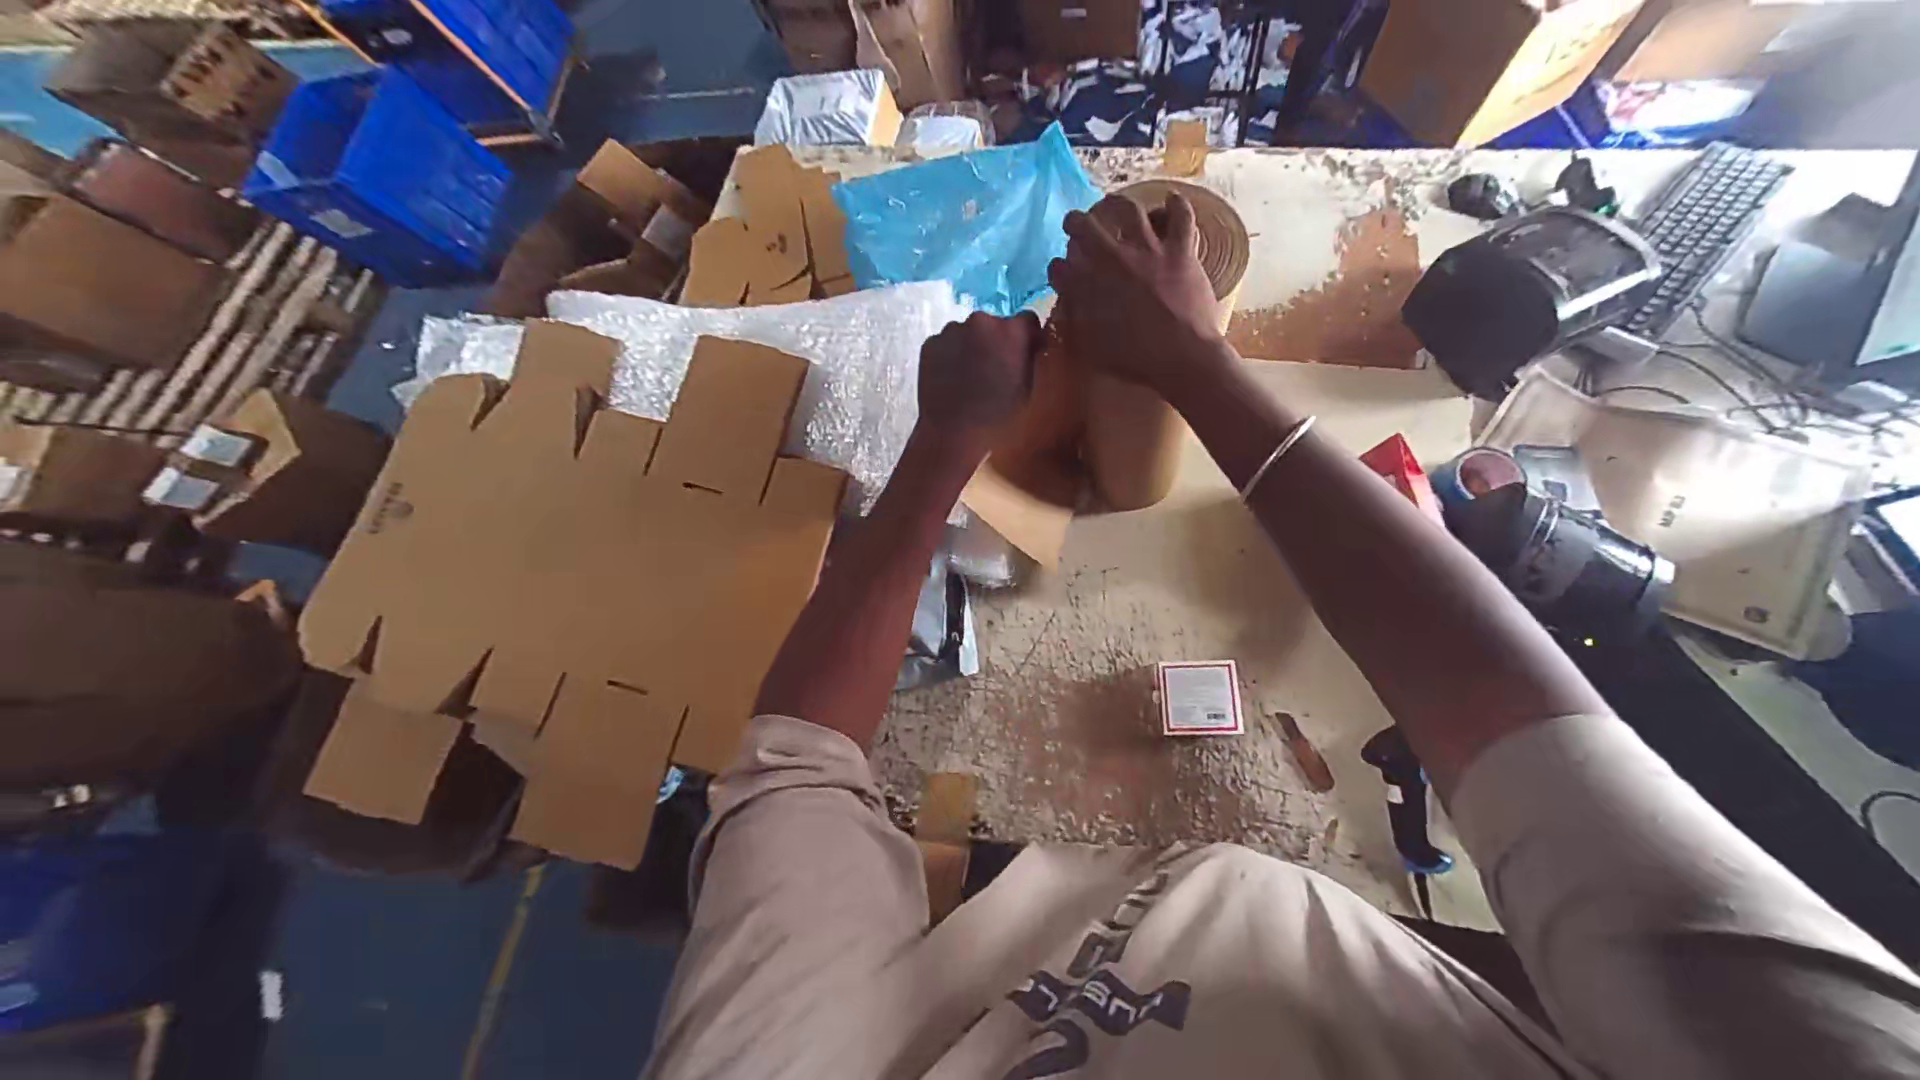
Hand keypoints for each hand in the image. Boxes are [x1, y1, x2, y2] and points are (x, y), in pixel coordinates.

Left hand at [917, 310, 1041, 438]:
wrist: (953, 433)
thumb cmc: (998, 417)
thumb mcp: (1027, 387)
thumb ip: (1028, 357)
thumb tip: (1029, 344)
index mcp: (1013, 331)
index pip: (1027, 319)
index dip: (1025, 336)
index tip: (1021, 352)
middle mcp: (982, 321)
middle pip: (993, 324)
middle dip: (994, 341)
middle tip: (991, 368)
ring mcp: (952, 330)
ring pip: (966, 333)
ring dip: (969, 347)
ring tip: (967, 377)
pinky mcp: (930, 343)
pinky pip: (945, 344)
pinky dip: (948, 356)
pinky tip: (949, 379)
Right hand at [1047, 193, 1228, 394]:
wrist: (1181, 356)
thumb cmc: (1134, 358)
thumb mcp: (1092, 344)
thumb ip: (1075, 313)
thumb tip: (1064, 288)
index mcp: (1089, 284)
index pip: (1062, 266)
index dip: (1059, 267)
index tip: (1060, 270)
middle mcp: (1114, 258)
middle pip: (1087, 228)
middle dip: (1076, 223)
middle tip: (1076, 223)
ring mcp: (1150, 250)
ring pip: (1130, 211)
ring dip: (1118, 204)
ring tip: (1114, 205)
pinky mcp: (1181, 250)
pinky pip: (1181, 216)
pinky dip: (1174, 205)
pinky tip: (1170, 200)